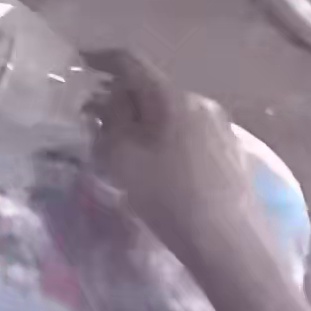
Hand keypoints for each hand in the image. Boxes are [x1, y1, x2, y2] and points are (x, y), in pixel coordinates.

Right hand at [88, 49, 269, 264]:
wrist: (234, 252)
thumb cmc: (168, 196)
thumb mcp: (120, 153)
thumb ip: (110, 117)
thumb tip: (108, 99)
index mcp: (173, 97)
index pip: (129, 61)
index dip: (99, 58)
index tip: (76, 64)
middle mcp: (201, 103)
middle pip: (149, 84)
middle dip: (116, 93)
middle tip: (89, 110)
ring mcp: (221, 128)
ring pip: (166, 108)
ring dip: (138, 114)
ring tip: (113, 136)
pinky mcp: (229, 152)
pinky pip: (183, 127)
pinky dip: (158, 130)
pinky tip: (146, 156)